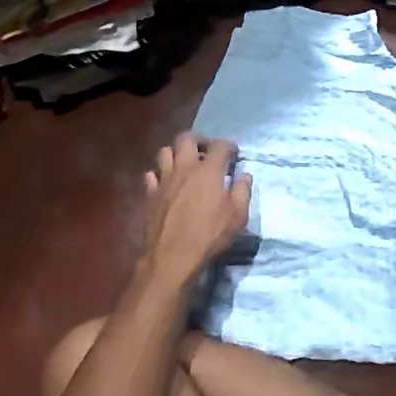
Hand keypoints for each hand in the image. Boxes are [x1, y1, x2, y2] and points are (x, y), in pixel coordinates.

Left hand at [140, 132, 252, 286]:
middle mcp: (184, 168)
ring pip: (164, 152)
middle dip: (198, 140)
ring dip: (176, 153)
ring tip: (184, 163)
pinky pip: (151, 175)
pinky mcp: (150, 195)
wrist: (173, 256)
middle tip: (206, 150)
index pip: (220, 146)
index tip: (234, 153)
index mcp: (208, 171)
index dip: (229, 146)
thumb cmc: (210, 235)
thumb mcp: (238, 216)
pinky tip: (166, 183)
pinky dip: (159, 174)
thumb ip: (242, 192)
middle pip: (186, 139)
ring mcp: (164, 180)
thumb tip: (245, 176)